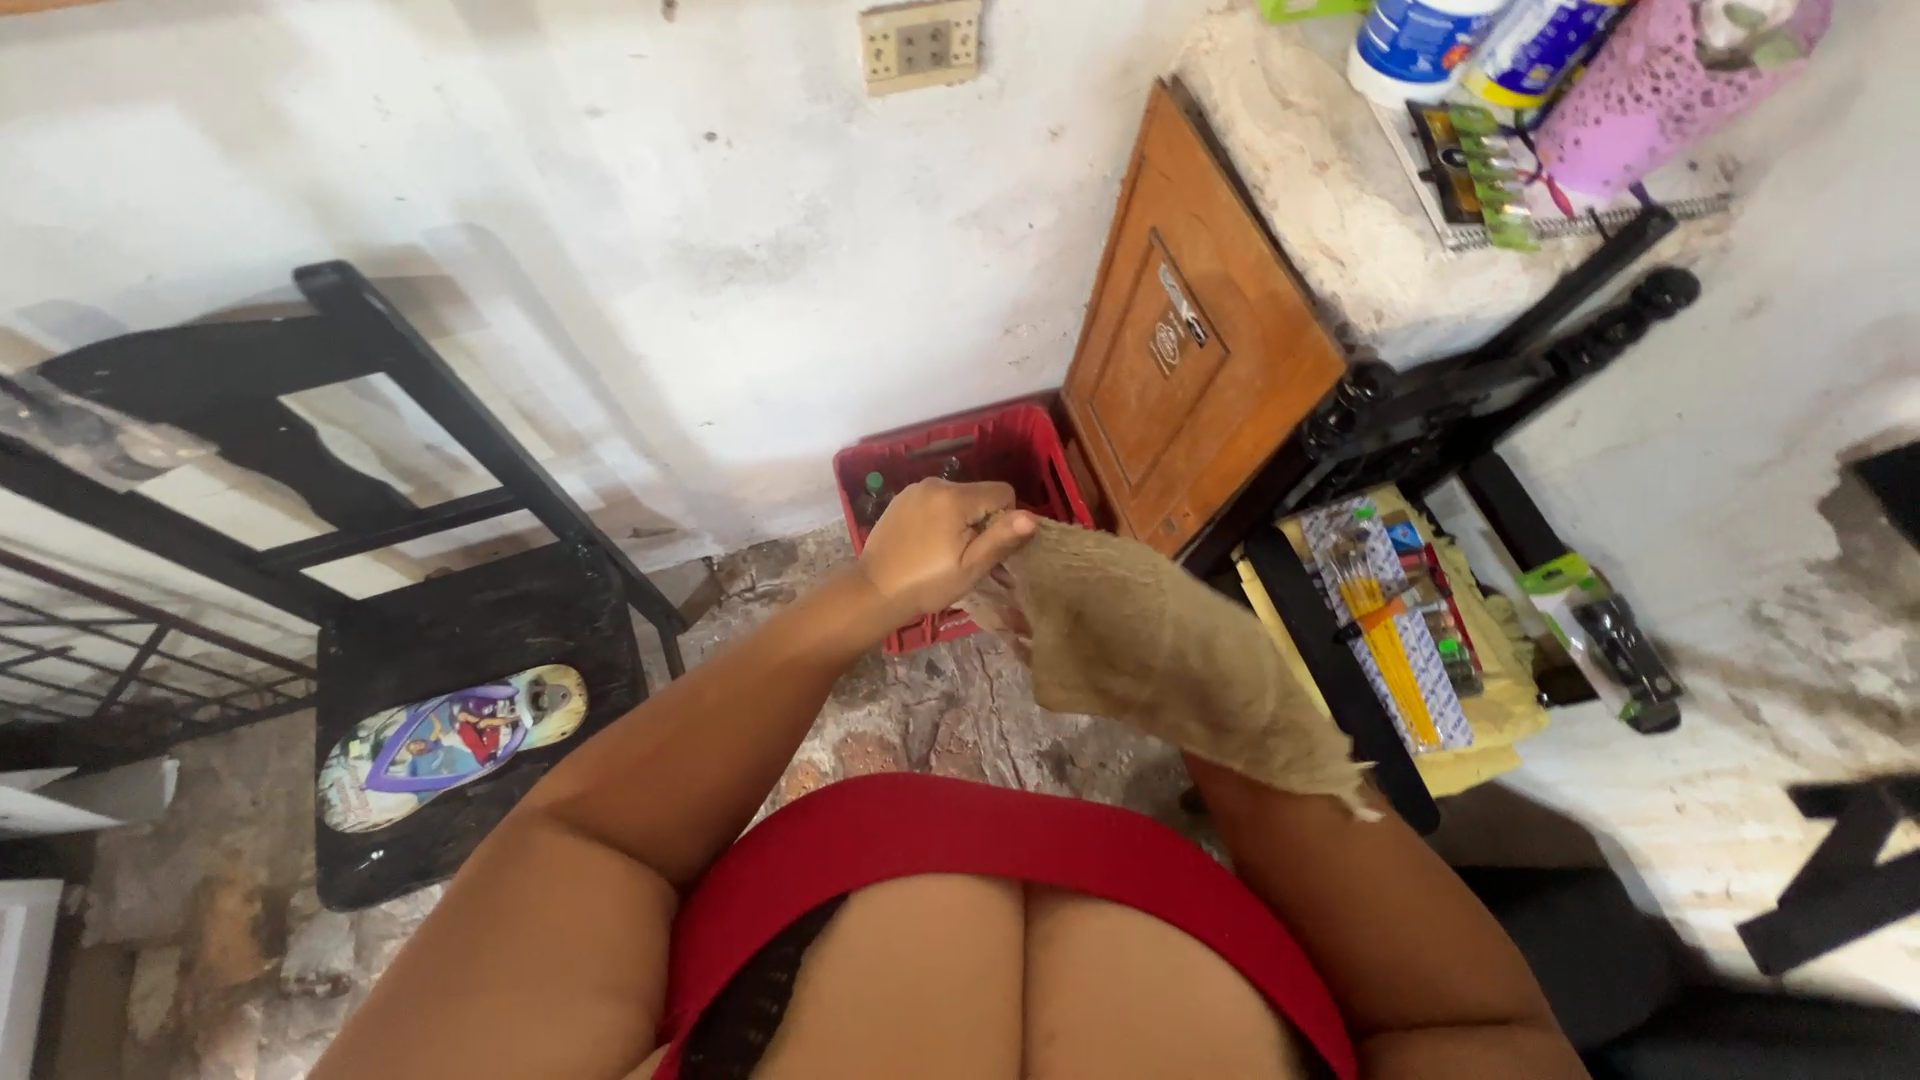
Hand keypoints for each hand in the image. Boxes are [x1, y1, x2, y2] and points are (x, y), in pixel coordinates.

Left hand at [856, 479, 1038, 625]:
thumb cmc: (927, 584)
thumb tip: (1033, 517)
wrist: (875, 591)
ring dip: (960, 519)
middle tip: (963, 555)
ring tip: (943, 550)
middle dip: (980, 520)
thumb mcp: (971, 567)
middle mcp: (935, 483)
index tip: (985, 547)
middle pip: (979, 494)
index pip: (1003, 493)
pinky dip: (939, 516)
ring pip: (957, 497)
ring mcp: (914, 489)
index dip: (1003, 520)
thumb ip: (1002, 538)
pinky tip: (926, 543)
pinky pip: (935, 500)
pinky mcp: (901, 498)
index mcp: (955, 497)